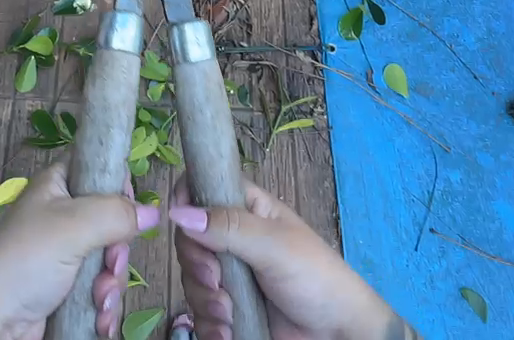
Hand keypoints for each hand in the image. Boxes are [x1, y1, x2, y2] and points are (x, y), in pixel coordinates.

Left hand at [0, 164, 157, 339]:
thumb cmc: (28, 259)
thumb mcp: (74, 225)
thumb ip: (116, 213)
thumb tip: (154, 212)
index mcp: (59, 184)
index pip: (100, 170)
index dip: (120, 189)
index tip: (128, 212)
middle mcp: (64, 215)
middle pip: (114, 220)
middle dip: (118, 251)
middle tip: (110, 265)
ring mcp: (66, 253)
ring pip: (110, 258)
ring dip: (112, 283)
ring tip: (99, 301)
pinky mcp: (68, 287)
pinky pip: (101, 287)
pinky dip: (105, 304)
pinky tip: (100, 318)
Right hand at [170, 178, 406, 339]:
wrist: (337, 334)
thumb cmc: (315, 276)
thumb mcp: (274, 245)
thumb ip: (228, 227)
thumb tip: (176, 212)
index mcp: (245, 208)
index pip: (202, 187)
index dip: (185, 199)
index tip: (181, 223)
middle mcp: (231, 237)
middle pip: (189, 239)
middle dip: (197, 265)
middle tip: (216, 282)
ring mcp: (229, 275)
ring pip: (191, 279)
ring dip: (204, 300)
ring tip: (229, 315)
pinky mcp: (228, 309)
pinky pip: (200, 313)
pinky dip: (208, 325)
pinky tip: (227, 332)